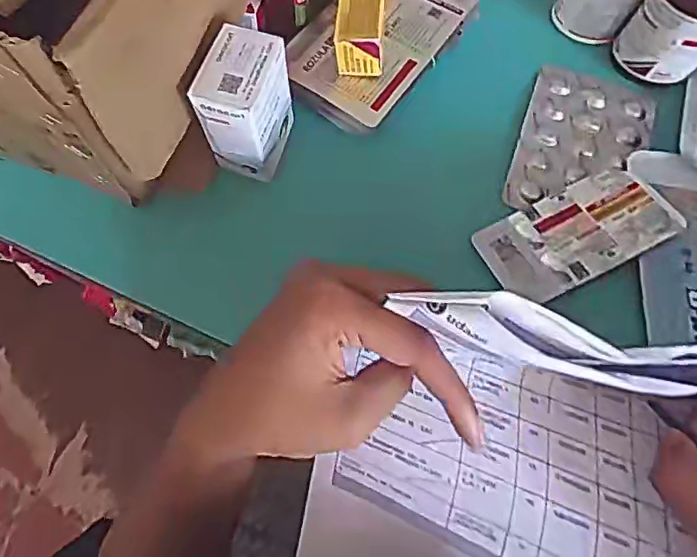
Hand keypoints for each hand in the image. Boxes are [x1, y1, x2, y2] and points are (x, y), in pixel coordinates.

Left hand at [167, 261, 484, 467]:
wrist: (225, 415)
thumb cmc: (279, 420)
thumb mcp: (349, 418)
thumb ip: (395, 382)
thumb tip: (413, 362)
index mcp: (330, 304)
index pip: (407, 337)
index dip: (446, 379)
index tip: (471, 422)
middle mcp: (324, 275)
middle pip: (403, 296)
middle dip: (435, 339)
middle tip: (458, 385)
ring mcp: (315, 274)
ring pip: (388, 291)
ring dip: (413, 326)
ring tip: (437, 372)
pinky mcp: (312, 283)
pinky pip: (366, 294)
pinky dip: (388, 319)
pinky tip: (402, 348)